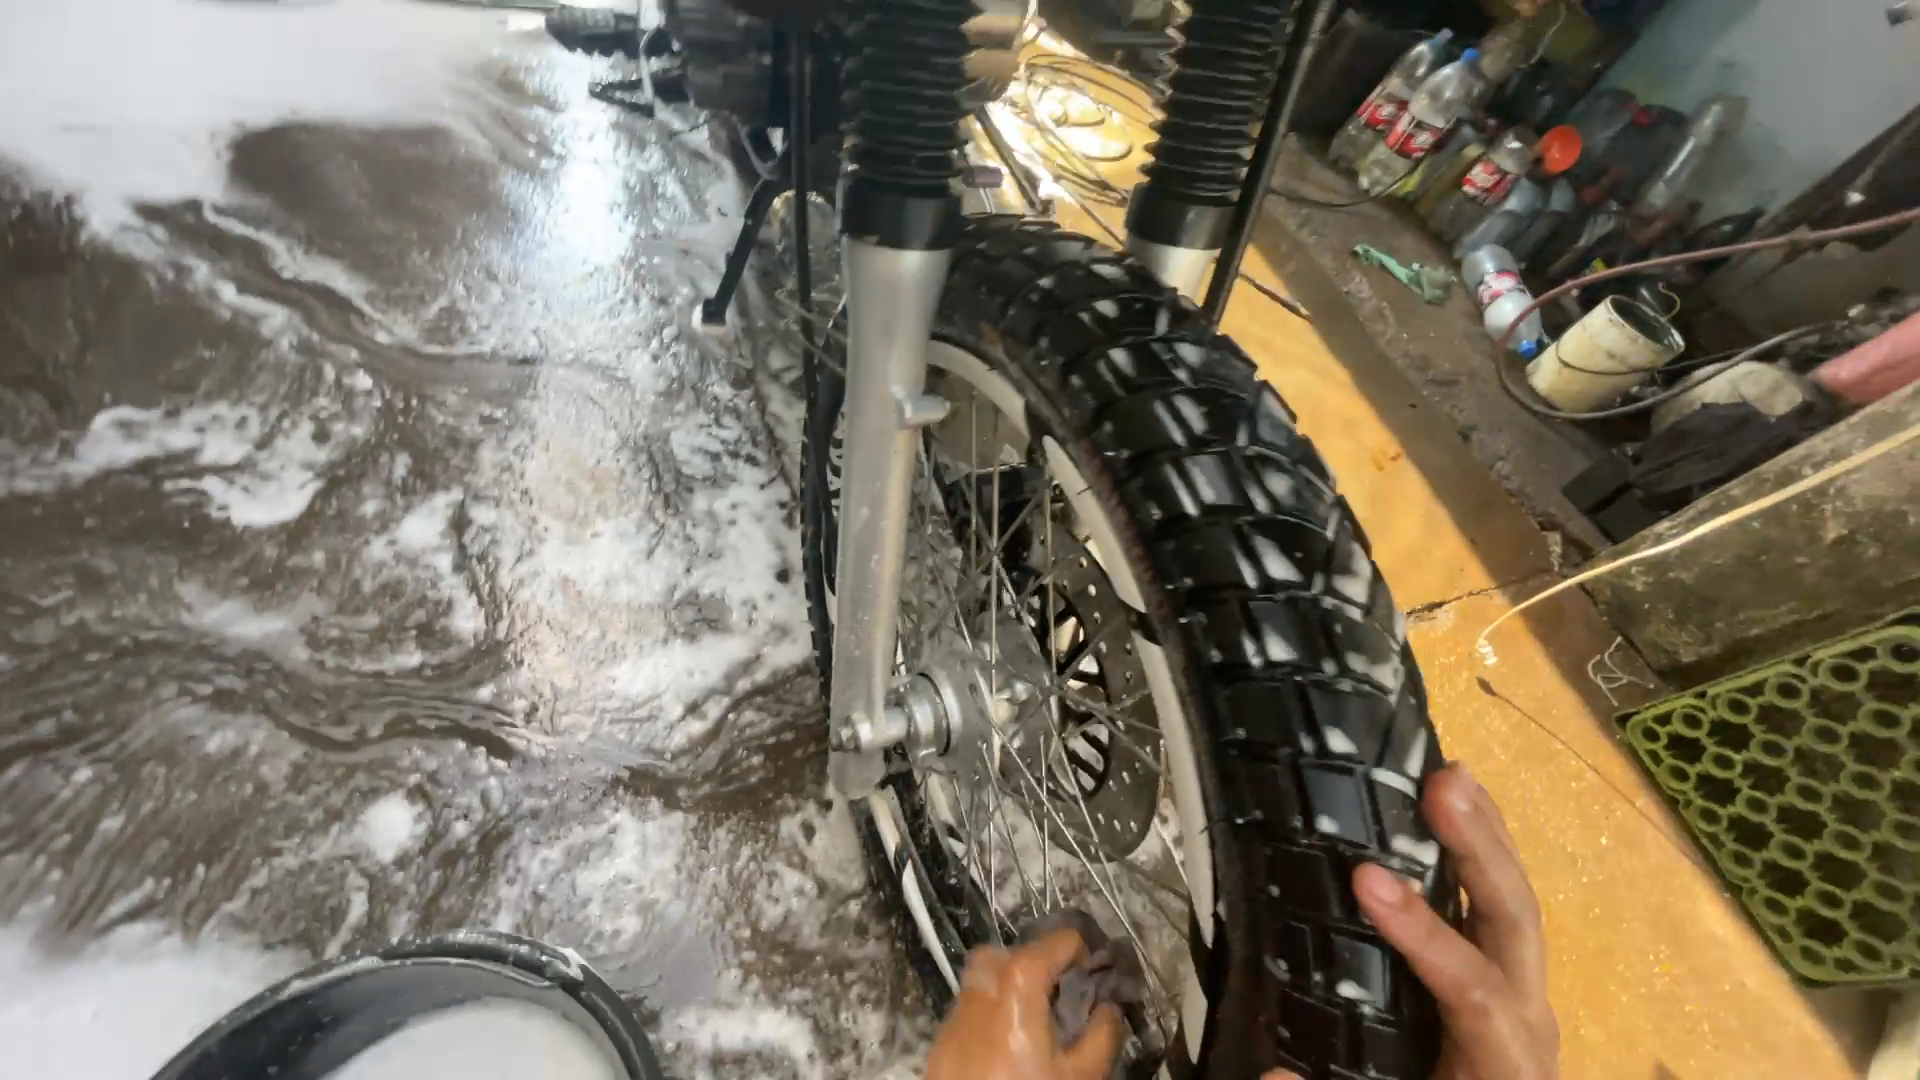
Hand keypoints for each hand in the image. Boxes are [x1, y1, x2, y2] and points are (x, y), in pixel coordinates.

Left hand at [924, 929, 1125, 1079]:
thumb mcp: (1079, 1077)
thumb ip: (1102, 1036)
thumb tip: (1110, 1008)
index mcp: (1019, 977)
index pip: (1062, 940)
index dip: (1086, 955)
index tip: (1098, 981)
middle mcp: (984, 977)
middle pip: (1023, 953)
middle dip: (1049, 971)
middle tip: (1068, 1004)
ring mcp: (959, 1002)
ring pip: (994, 975)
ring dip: (1019, 988)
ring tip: (1040, 1024)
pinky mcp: (944, 1030)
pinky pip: (975, 1004)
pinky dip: (996, 1011)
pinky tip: (1009, 1045)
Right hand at [1353, 765, 1559, 1079]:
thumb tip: (1272, 1073)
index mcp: (1503, 1064)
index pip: (1474, 993)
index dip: (1426, 935)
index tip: (1365, 879)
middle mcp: (1524, 1018)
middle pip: (1515, 926)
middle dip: (1480, 853)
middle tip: (1441, 789)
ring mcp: (1516, 987)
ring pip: (1512, 902)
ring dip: (1484, 833)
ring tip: (1452, 774)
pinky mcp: (1496, 968)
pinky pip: (1495, 901)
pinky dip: (1483, 845)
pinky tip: (1462, 801)